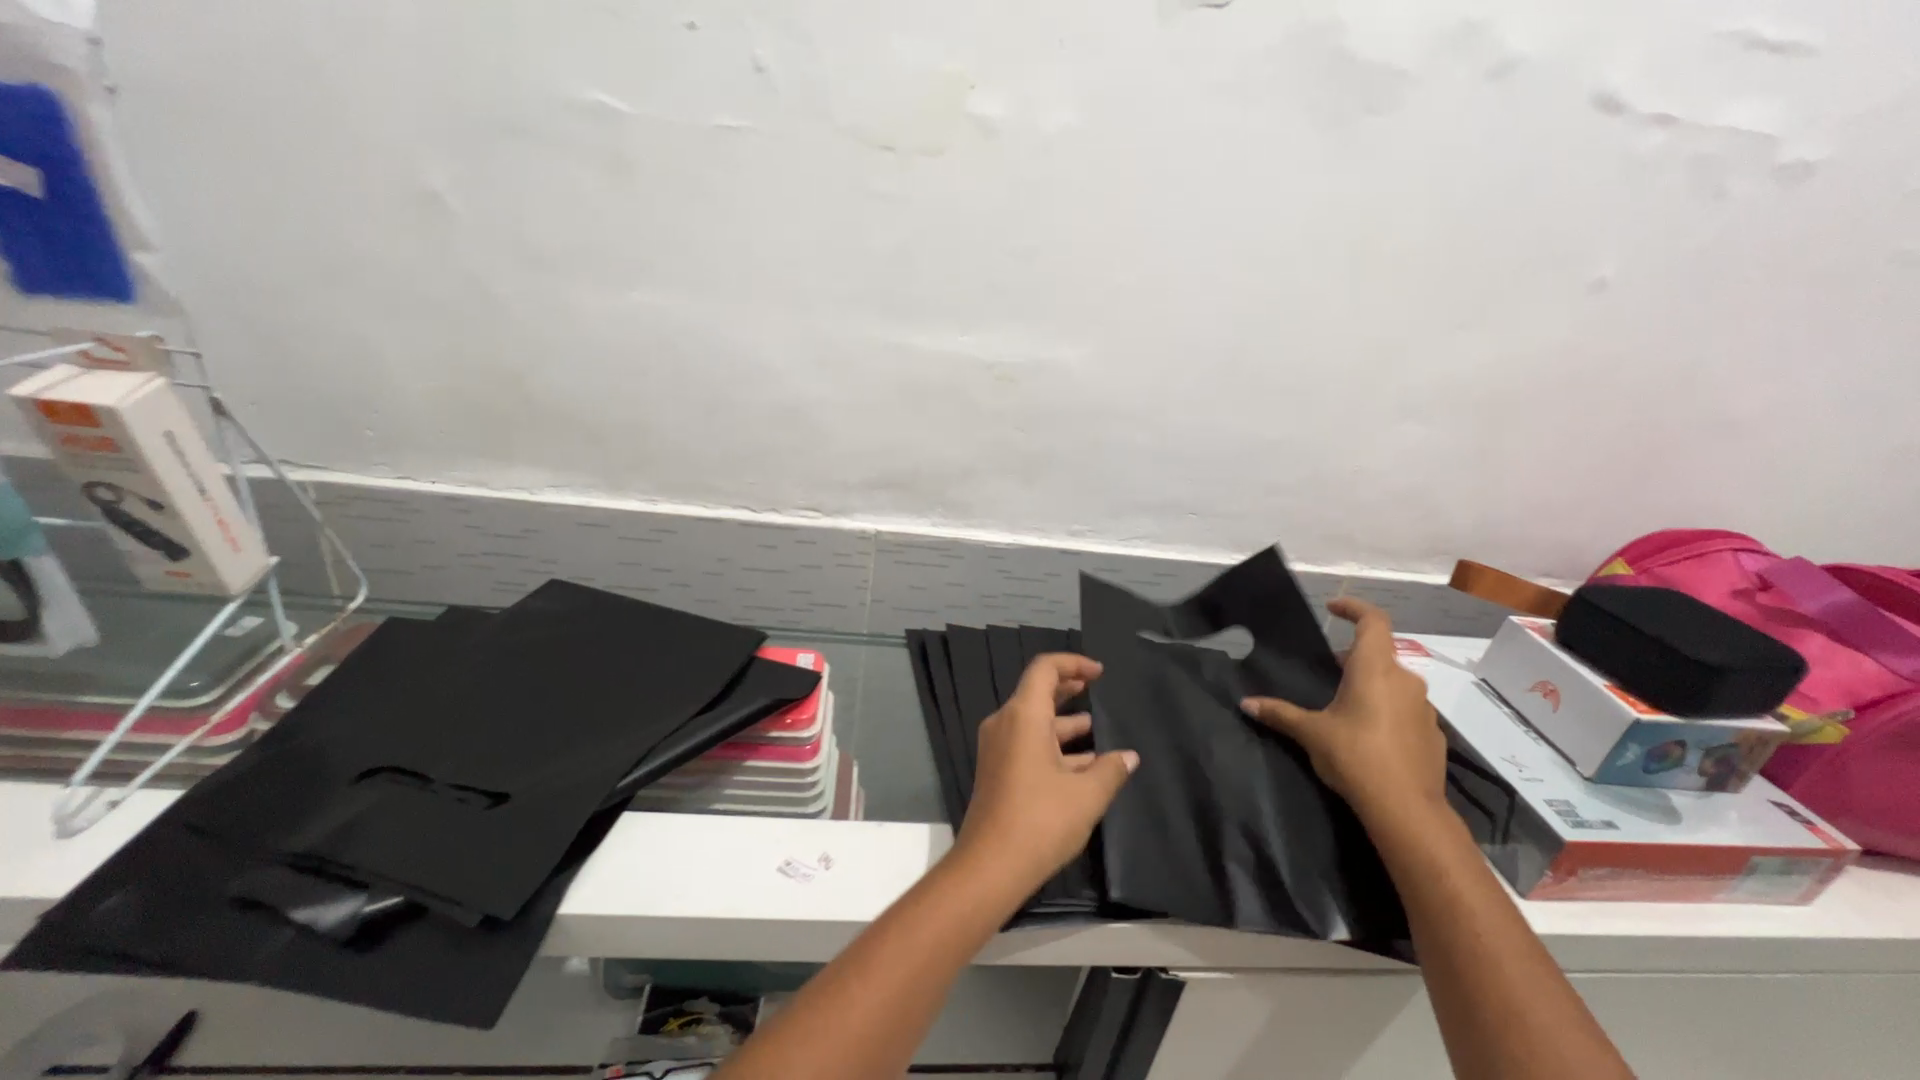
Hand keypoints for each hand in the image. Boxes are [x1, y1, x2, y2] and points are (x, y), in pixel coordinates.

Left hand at [953, 654, 1139, 895]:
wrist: (990, 867)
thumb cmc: (1040, 821)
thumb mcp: (1087, 795)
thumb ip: (1110, 770)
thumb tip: (1127, 757)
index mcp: (1023, 716)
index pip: (1044, 670)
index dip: (1073, 664)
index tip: (1099, 673)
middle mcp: (1005, 724)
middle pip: (1037, 693)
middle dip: (1069, 689)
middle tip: (1097, 689)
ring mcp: (998, 750)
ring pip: (1035, 724)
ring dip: (1065, 724)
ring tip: (1100, 731)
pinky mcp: (998, 772)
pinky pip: (1028, 745)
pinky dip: (1055, 747)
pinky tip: (1084, 766)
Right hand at [1240, 597, 1446, 822]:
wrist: (1405, 808)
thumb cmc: (1354, 757)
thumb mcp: (1311, 734)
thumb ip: (1280, 713)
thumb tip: (1245, 703)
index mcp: (1375, 669)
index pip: (1372, 621)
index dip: (1353, 608)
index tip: (1333, 608)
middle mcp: (1405, 680)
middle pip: (1380, 655)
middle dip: (1353, 658)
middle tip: (1328, 672)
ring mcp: (1424, 707)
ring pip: (1394, 683)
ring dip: (1372, 686)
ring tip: (1345, 707)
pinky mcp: (1432, 733)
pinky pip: (1406, 710)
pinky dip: (1387, 711)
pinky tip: (1369, 736)